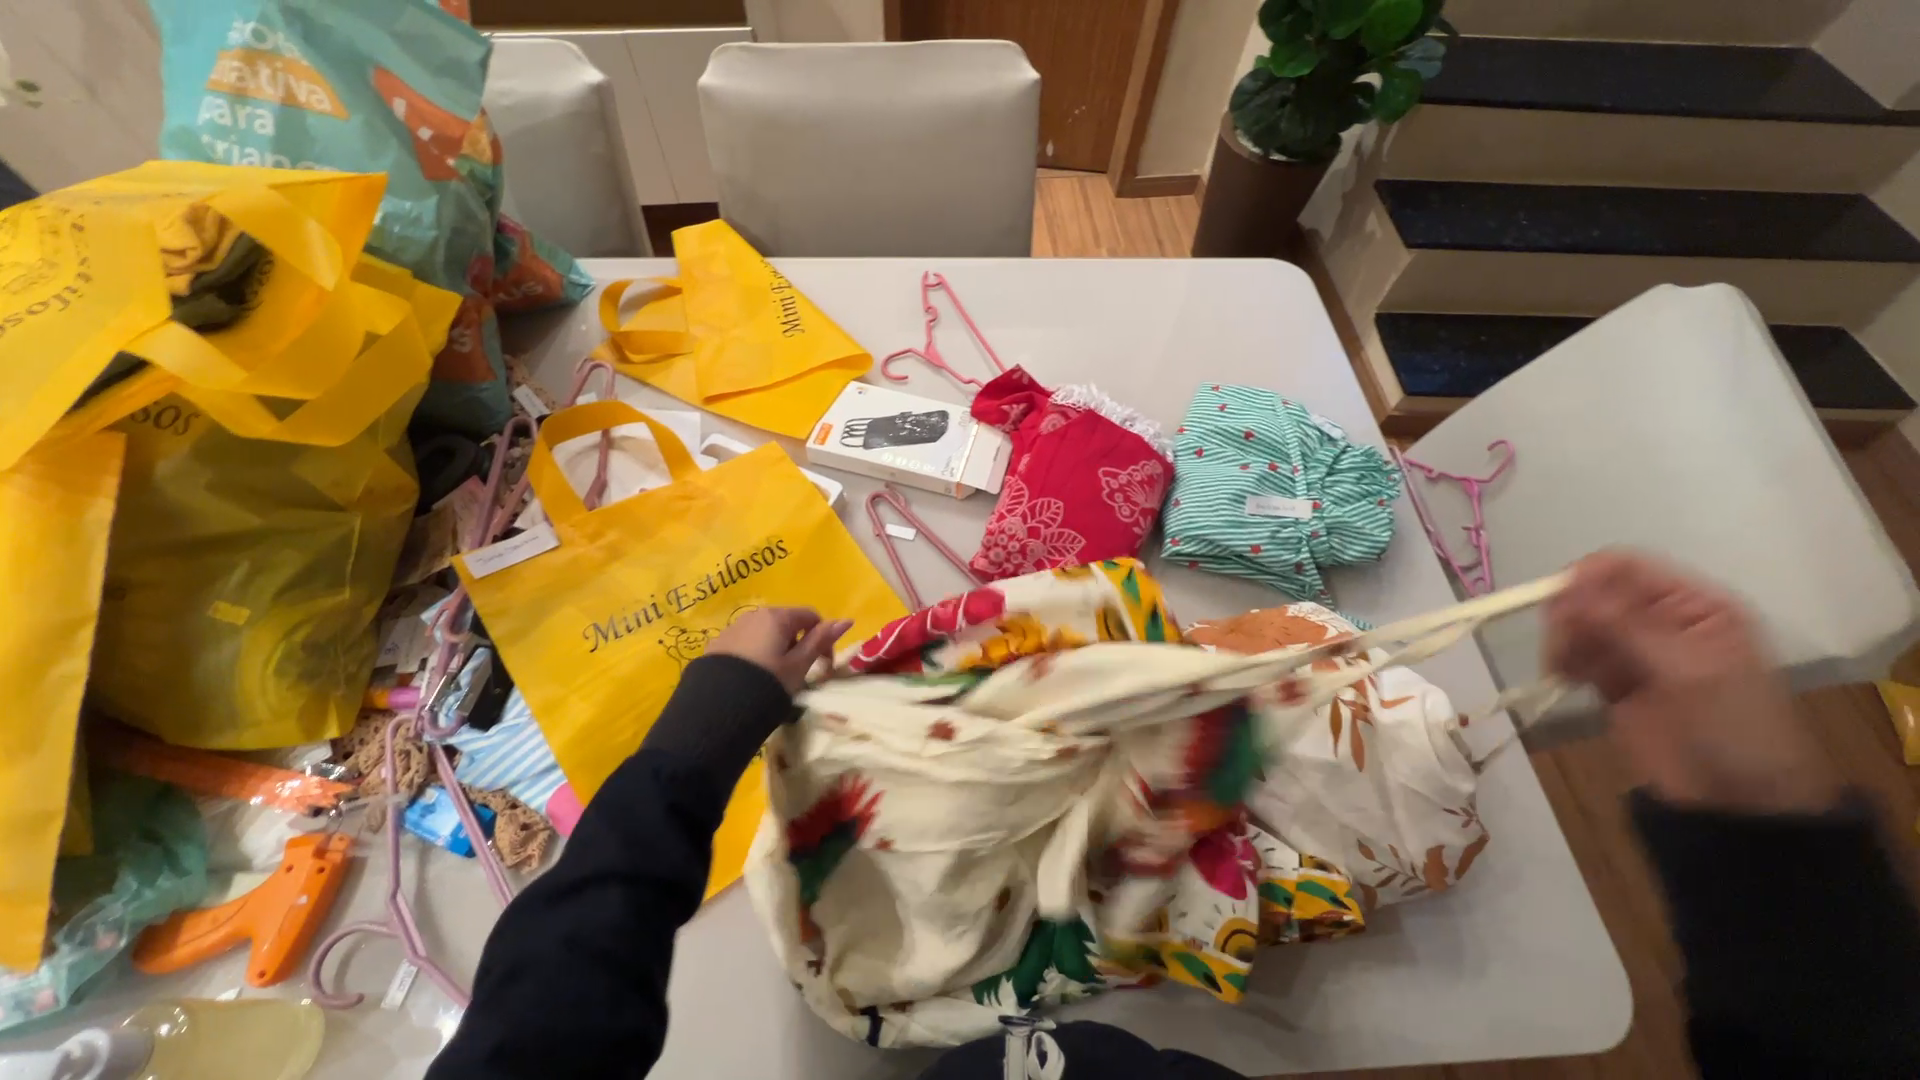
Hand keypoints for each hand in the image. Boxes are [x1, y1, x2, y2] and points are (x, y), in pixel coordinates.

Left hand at [708, 607, 853, 694]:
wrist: (718, 707)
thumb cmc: (768, 683)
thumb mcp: (799, 665)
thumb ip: (821, 641)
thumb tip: (846, 620)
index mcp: (777, 616)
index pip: (811, 617)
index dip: (823, 639)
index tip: (824, 666)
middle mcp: (754, 615)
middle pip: (787, 623)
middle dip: (798, 645)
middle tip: (799, 673)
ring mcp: (733, 628)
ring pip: (764, 634)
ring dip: (777, 650)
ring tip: (775, 677)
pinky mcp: (717, 645)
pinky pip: (745, 643)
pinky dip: (756, 655)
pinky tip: (752, 677)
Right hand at [1543, 551, 1840, 812]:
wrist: (1737, 799)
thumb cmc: (1733, 726)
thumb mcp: (1689, 671)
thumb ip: (1628, 626)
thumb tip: (1570, 587)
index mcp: (1693, 606)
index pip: (1627, 568)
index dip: (1588, 576)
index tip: (1559, 602)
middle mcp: (1660, 620)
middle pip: (1593, 594)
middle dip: (1571, 614)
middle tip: (1562, 645)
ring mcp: (1634, 652)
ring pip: (1577, 625)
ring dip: (1563, 641)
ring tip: (1563, 670)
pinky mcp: (1611, 681)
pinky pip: (1574, 656)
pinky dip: (1561, 662)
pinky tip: (1563, 679)